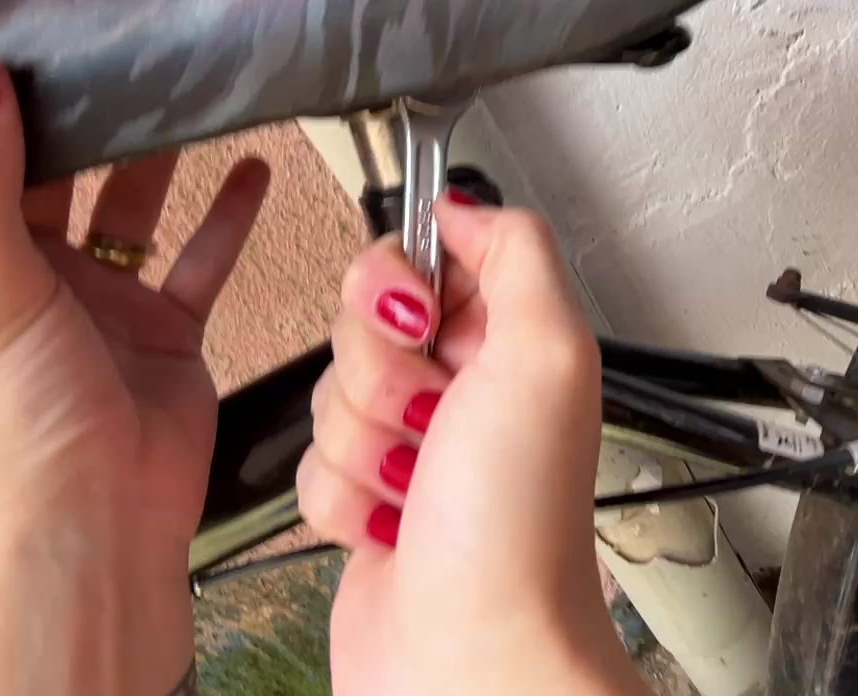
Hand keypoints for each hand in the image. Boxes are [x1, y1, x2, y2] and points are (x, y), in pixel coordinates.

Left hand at [0, 38, 268, 694]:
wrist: (101, 522)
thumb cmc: (20, 420)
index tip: (30, 32)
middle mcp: (30, 274)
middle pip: (58, 174)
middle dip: (89, 119)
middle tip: (132, 52)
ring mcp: (104, 300)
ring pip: (134, 209)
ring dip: (161, 158)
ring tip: (194, 95)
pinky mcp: (166, 324)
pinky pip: (198, 256)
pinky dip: (224, 215)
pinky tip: (252, 170)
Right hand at [298, 196, 644, 695]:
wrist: (472, 655)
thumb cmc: (516, 520)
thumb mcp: (545, 350)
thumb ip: (515, 251)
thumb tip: (461, 205)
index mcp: (503, 332)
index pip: (418, 255)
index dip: (397, 284)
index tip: (415, 325)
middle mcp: (459, 377)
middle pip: (360, 319)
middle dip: (381, 374)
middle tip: (427, 414)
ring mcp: (408, 433)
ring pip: (330, 388)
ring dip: (365, 443)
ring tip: (416, 481)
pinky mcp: (364, 487)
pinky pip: (312, 457)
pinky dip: (345, 496)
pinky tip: (393, 521)